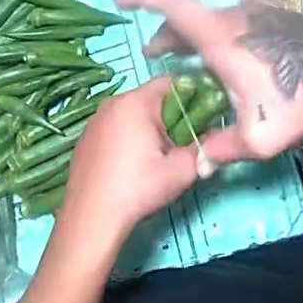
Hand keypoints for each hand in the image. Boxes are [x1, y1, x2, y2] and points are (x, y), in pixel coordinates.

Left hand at [58, 78, 202, 244]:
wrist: (91, 219)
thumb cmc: (138, 188)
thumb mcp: (182, 170)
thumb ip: (204, 149)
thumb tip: (217, 139)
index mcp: (135, 103)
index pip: (171, 83)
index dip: (192, 97)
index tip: (203, 118)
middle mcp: (112, 104)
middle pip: (151, 100)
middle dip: (171, 117)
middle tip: (182, 144)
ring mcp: (94, 121)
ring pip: (133, 115)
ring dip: (149, 130)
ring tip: (158, 158)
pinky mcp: (85, 140)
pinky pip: (115, 129)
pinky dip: (129, 140)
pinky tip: (133, 166)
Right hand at [115, 0, 302, 164]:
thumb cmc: (300, 104)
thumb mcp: (256, 138)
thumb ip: (220, 149)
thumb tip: (198, 164)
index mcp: (220, 38)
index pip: (170, 3)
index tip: (121, 0)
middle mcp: (236, 17)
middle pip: (190, 17)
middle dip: (169, 36)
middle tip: (160, 56)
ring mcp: (260, 14)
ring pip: (216, 20)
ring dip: (198, 38)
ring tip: (195, 64)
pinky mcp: (279, 18)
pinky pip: (239, 23)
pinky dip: (223, 37)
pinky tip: (234, 63)